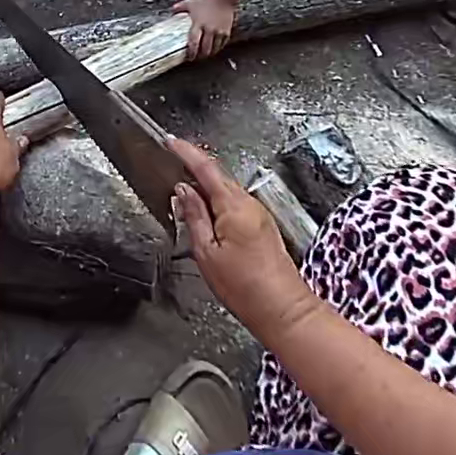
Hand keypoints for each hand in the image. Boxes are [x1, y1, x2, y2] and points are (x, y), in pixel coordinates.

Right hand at [169, 137, 319, 337]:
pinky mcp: (262, 225)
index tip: (170, 142)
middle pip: (217, 175)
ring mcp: (258, 214)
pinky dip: (216, 200)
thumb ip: (193, 216)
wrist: (285, 313)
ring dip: (204, 185)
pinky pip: (234, 202)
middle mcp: (249, 204)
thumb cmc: (246, 288)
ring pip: (226, 189)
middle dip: (194, 167)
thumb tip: (182, 192)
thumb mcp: (206, 252)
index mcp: (233, 206)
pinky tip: (205, 212)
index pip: (206, 168)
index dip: (186, 152)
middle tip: (171, 163)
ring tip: (183, 192)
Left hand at [173, 0, 236, 60]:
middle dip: (201, 56)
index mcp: (198, 24)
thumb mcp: (190, 3)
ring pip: (214, 49)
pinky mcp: (226, 32)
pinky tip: (214, 48)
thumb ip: (179, 7)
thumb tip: (171, 10)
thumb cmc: (206, 0)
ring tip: (205, 54)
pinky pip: (222, 44)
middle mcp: (209, 30)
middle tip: (197, 57)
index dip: (192, 52)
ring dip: (209, 53)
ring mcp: (219, 32)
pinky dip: (218, 48)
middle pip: (205, 49)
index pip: (194, 43)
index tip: (189, 57)